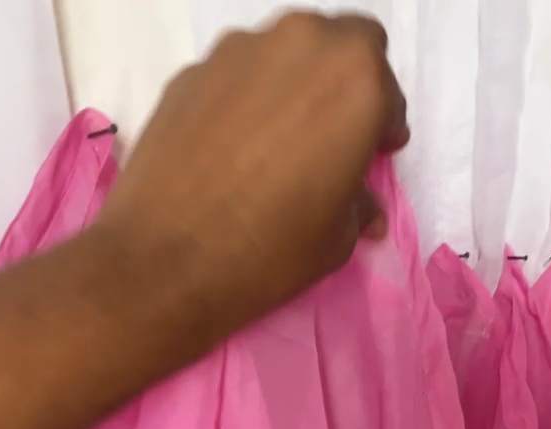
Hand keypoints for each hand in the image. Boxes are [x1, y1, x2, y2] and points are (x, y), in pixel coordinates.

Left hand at [95, 11, 408, 341]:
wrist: (163, 263)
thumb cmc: (266, 255)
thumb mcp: (334, 242)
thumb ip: (358, 207)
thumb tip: (365, 207)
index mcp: (356, 79)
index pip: (386, 90)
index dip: (381, 127)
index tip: (372, 153)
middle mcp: (301, 44)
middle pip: (338, 48)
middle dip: (342, 89)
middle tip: (331, 140)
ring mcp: (237, 52)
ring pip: (283, 55)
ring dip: (291, 88)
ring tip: (277, 144)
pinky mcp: (190, 73)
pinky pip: (233, 79)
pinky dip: (242, 103)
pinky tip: (230, 150)